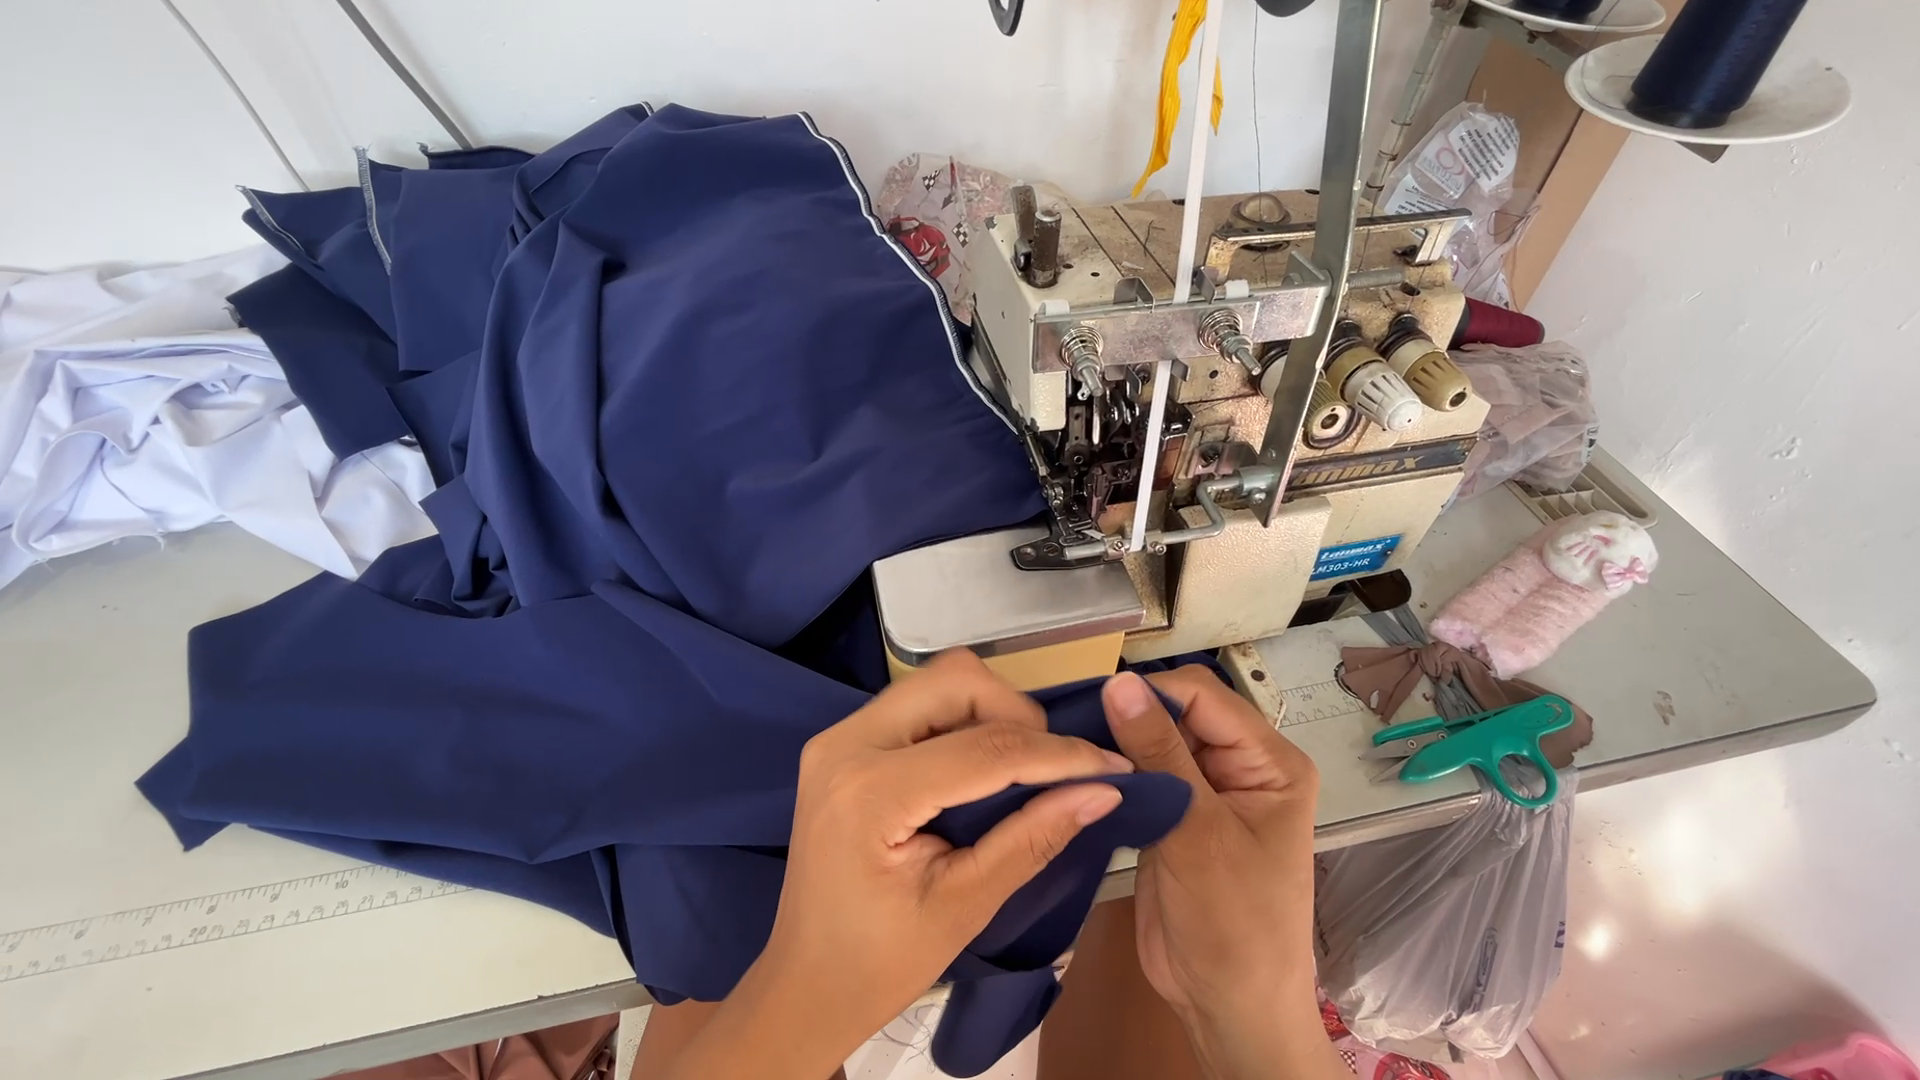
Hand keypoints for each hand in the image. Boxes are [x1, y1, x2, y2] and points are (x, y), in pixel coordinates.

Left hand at [667, 652, 1130, 1078]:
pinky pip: (919, 702)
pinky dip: (963, 719)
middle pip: (956, 681)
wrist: (807, 979)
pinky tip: (983, 764)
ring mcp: (839, 736)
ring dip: (991, 711)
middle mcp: (847, 743)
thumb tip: (1101, 789)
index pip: (984, 747)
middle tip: (1052, 767)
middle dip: (1018, 714)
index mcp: (870, 793)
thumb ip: (1033, 837)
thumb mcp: (965, 904)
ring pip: (938, 681)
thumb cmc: (881, 960)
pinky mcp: (845, 740)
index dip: (1057, 754)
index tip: (1111, 766)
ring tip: (1022, 766)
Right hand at [1102, 667, 1343, 1079]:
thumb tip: (1117, 681)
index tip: (1090, 701)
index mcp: (1268, 760)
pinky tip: (1075, 770)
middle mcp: (1239, 766)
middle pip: (1177, 715)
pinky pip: (1140, 776)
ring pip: (1152, 743)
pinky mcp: (1173, 816)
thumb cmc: (1233, 924)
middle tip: (1068, 722)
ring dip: (1115, 743)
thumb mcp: (1198, 833)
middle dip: (1128, 716)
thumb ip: (1158, 752)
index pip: (1203, 698)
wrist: (1227, 1009)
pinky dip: (1112, 772)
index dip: (1150, 692)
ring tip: (1063, 742)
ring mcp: (1203, 792)